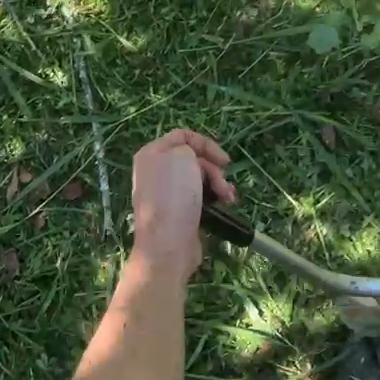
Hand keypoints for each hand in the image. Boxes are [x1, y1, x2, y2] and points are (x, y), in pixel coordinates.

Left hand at [129, 129, 236, 279]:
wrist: (167, 243)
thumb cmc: (174, 195)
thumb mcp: (182, 156)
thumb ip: (189, 148)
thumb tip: (195, 164)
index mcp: (152, 154)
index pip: (182, 136)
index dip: (206, 144)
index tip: (225, 160)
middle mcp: (156, 171)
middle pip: (193, 159)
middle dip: (214, 170)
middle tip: (223, 185)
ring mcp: (167, 193)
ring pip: (199, 179)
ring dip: (218, 185)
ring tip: (228, 199)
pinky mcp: (178, 212)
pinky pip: (199, 198)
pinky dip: (214, 199)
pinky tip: (225, 206)